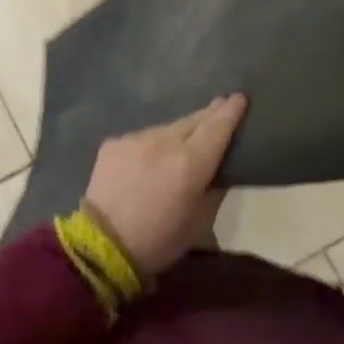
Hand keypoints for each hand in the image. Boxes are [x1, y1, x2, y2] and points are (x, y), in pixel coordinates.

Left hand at [84, 94, 246, 277]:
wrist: (103, 245)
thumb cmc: (160, 240)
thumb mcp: (200, 221)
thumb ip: (214, 187)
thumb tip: (219, 168)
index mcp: (189, 164)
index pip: (216, 128)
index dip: (230, 112)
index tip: (240, 98)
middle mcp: (162, 142)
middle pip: (192, 121)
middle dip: (208, 114)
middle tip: (221, 106)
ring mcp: (135, 139)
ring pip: (166, 128)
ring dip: (179, 130)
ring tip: (187, 136)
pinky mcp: (113, 143)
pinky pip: (141, 138)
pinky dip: (152, 144)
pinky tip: (152, 156)